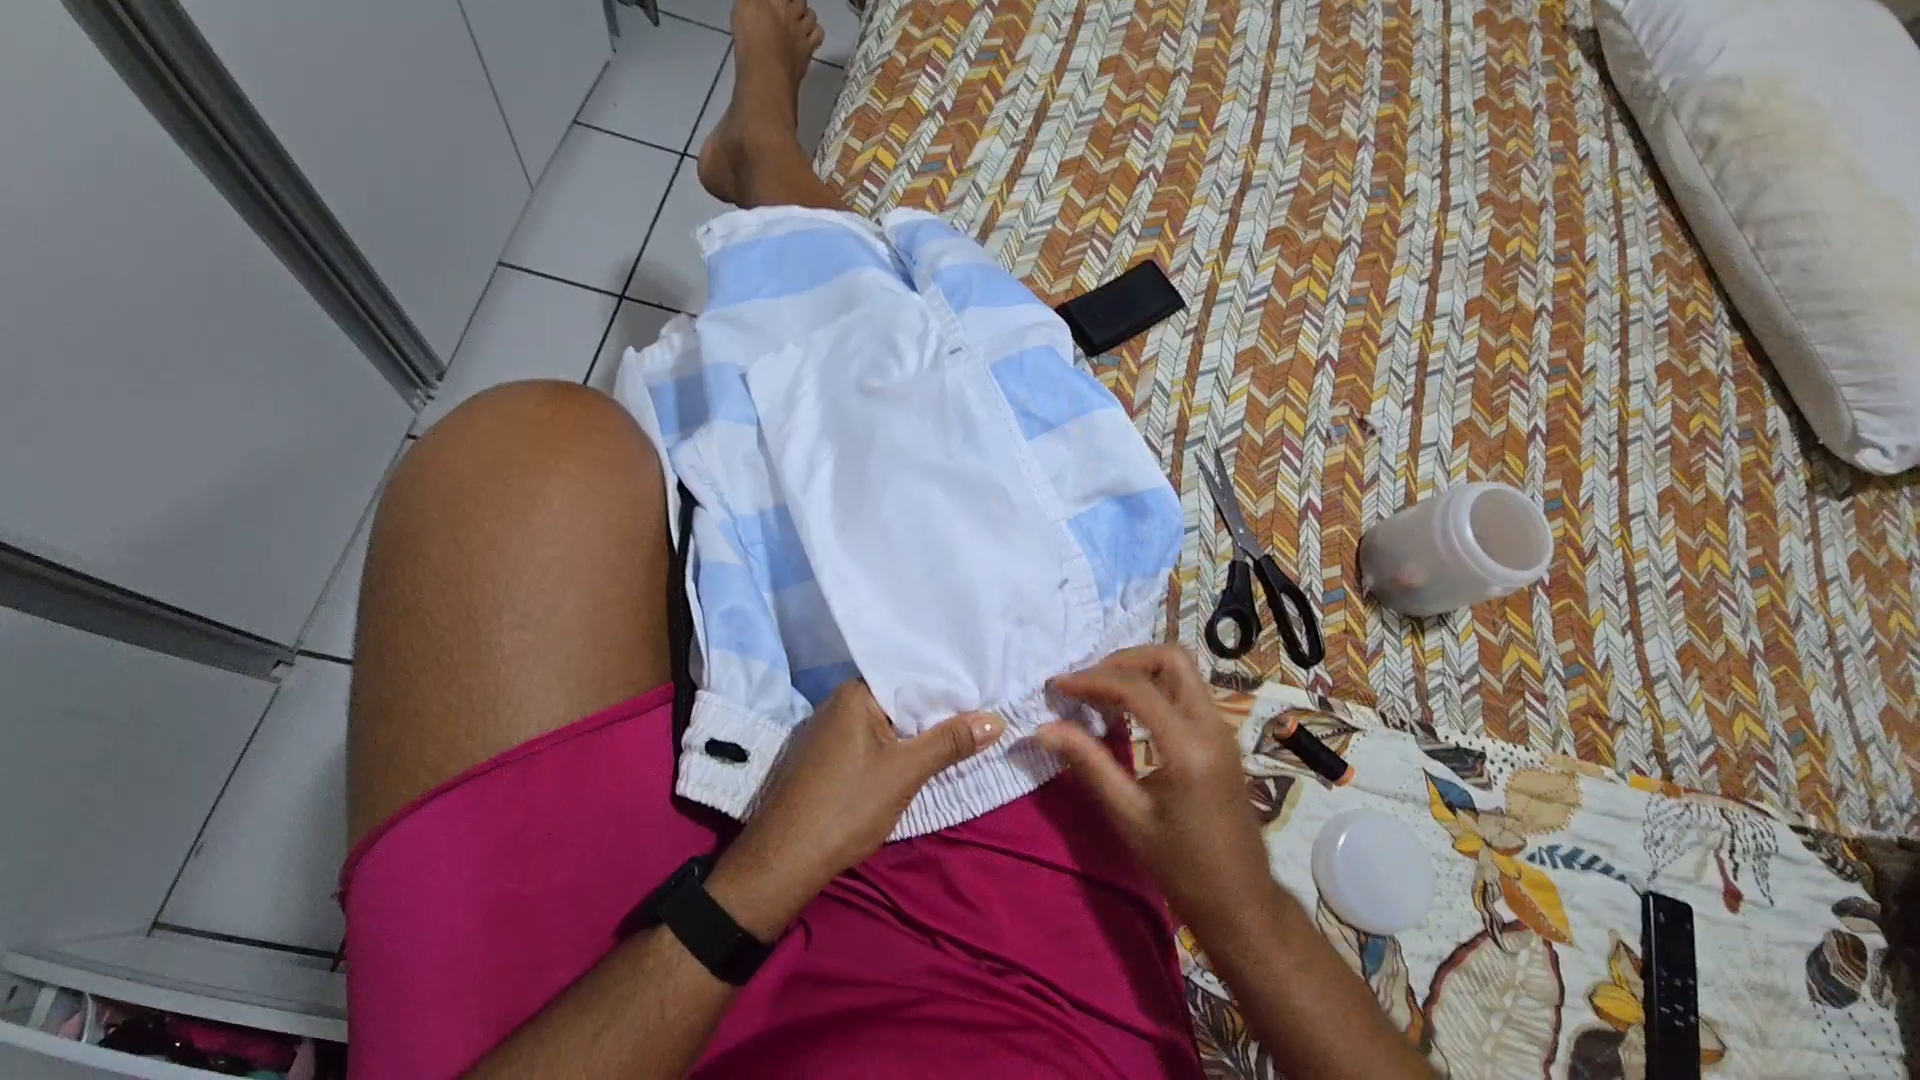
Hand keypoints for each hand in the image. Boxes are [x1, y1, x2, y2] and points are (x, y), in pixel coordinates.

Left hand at [709, 680, 1000, 937]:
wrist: (784, 860)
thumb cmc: (846, 807)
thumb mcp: (906, 772)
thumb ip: (950, 742)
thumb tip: (996, 719)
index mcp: (854, 693)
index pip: (909, 675)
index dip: (947, 686)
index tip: (983, 692)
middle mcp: (837, 703)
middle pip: (898, 701)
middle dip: (935, 713)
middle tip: (982, 714)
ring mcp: (826, 732)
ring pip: (884, 725)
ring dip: (915, 735)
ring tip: (960, 734)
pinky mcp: (823, 759)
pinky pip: (868, 743)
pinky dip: (893, 750)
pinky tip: (917, 759)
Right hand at [1038, 646, 1275, 925]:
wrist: (1239, 898)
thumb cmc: (1181, 866)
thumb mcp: (1128, 816)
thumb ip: (1088, 764)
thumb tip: (1044, 728)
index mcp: (1189, 747)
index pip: (1137, 687)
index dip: (1092, 680)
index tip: (1057, 687)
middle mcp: (1212, 726)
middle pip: (1170, 659)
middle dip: (1122, 661)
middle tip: (1085, 683)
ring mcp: (1222, 730)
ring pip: (1181, 672)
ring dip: (1138, 672)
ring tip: (1098, 694)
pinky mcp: (1222, 738)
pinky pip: (1187, 693)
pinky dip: (1154, 689)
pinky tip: (1124, 713)